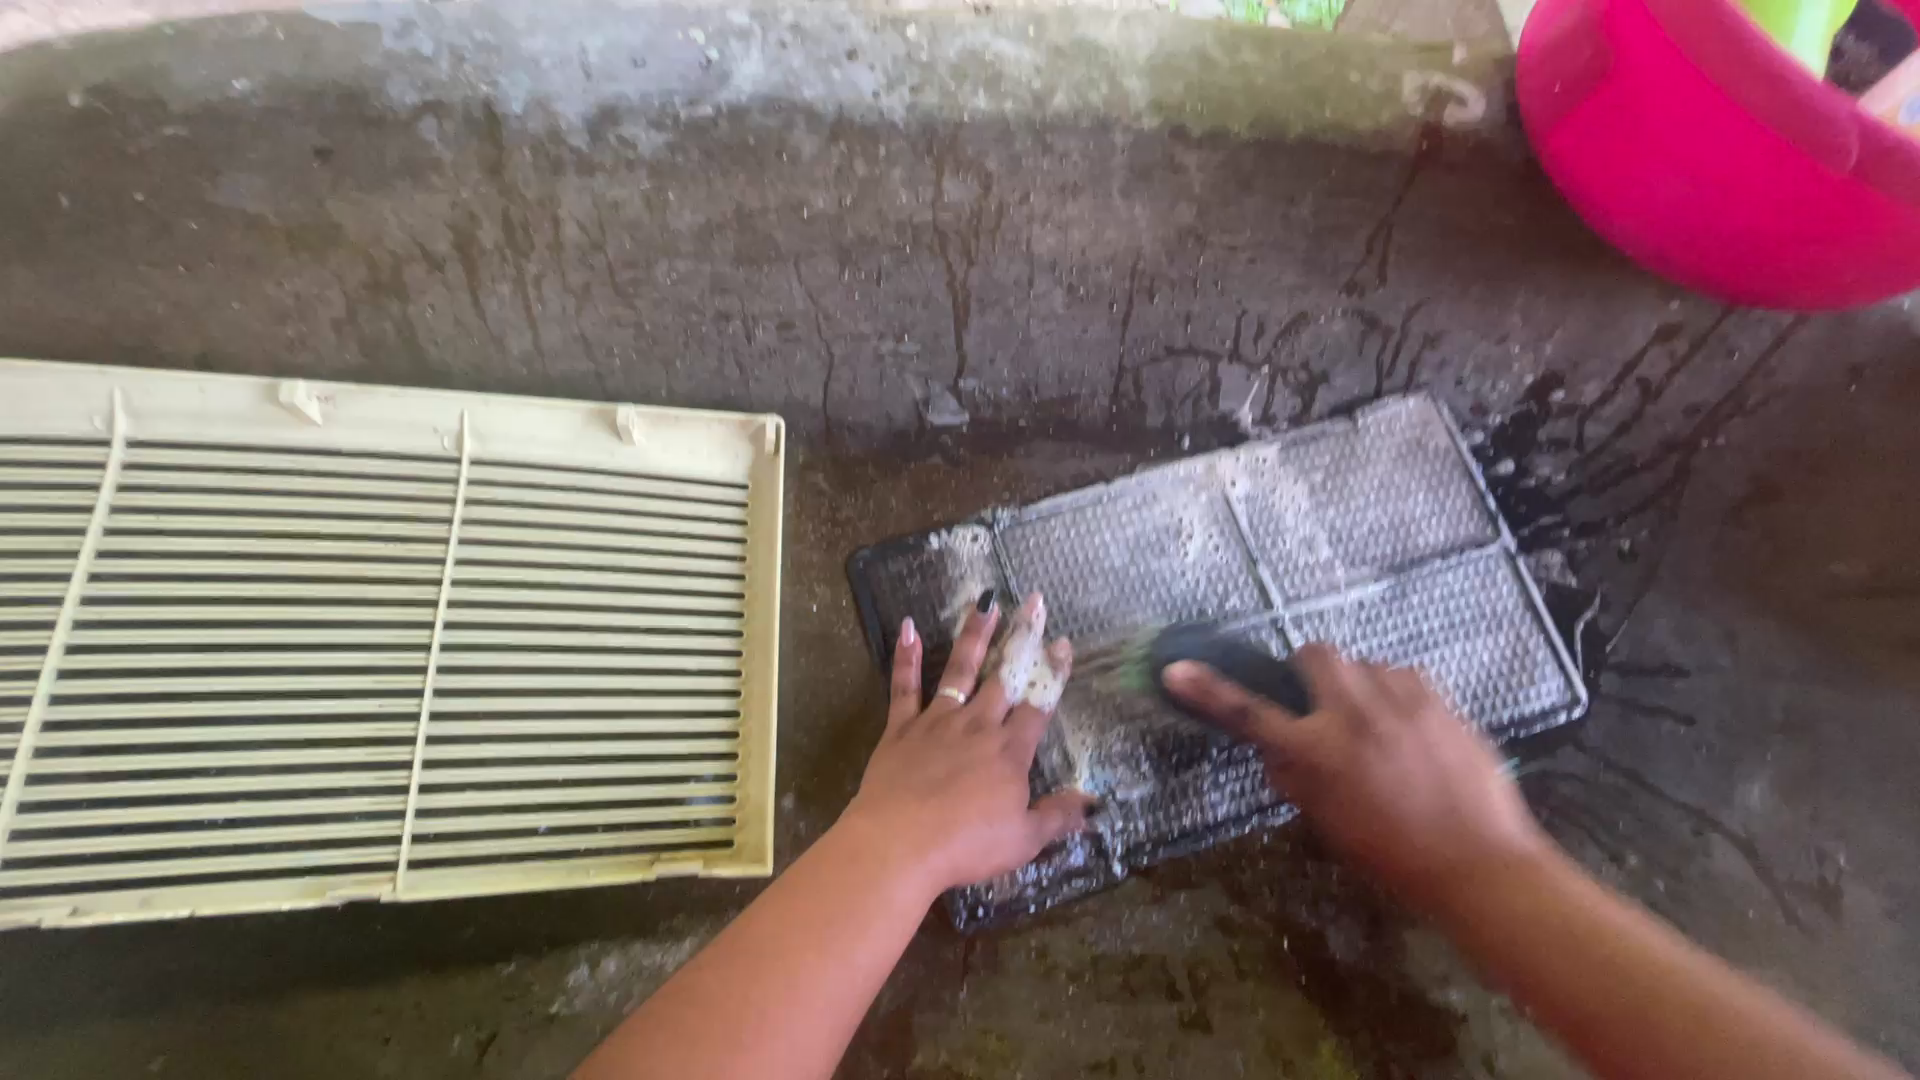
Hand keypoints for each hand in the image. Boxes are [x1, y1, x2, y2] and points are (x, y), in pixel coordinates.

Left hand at [837, 592, 1088, 899]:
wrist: (901, 843)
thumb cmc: (967, 845)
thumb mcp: (1023, 840)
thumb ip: (1057, 816)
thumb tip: (1093, 803)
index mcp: (1009, 752)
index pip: (1038, 706)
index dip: (1053, 673)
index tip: (1062, 642)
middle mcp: (977, 725)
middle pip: (1005, 676)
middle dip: (1022, 637)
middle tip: (1034, 603)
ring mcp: (938, 721)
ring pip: (960, 670)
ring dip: (974, 635)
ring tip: (984, 603)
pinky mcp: (902, 727)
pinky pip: (905, 686)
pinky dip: (906, 656)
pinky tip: (907, 627)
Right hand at [1162, 644, 1551, 915]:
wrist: (1481, 867)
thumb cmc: (1391, 854)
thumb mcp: (1325, 820)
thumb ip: (1291, 775)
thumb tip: (1275, 746)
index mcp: (1318, 753)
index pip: (1248, 713)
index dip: (1207, 690)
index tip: (1176, 670)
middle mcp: (1354, 716)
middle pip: (1314, 654)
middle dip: (1308, 667)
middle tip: (1320, 698)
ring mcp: (1402, 703)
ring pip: (1363, 662)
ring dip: (1357, 684)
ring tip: (1375, 720)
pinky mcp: (1440, 701)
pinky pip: (1402, 674)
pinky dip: (1394, 692)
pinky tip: (1408, 725)